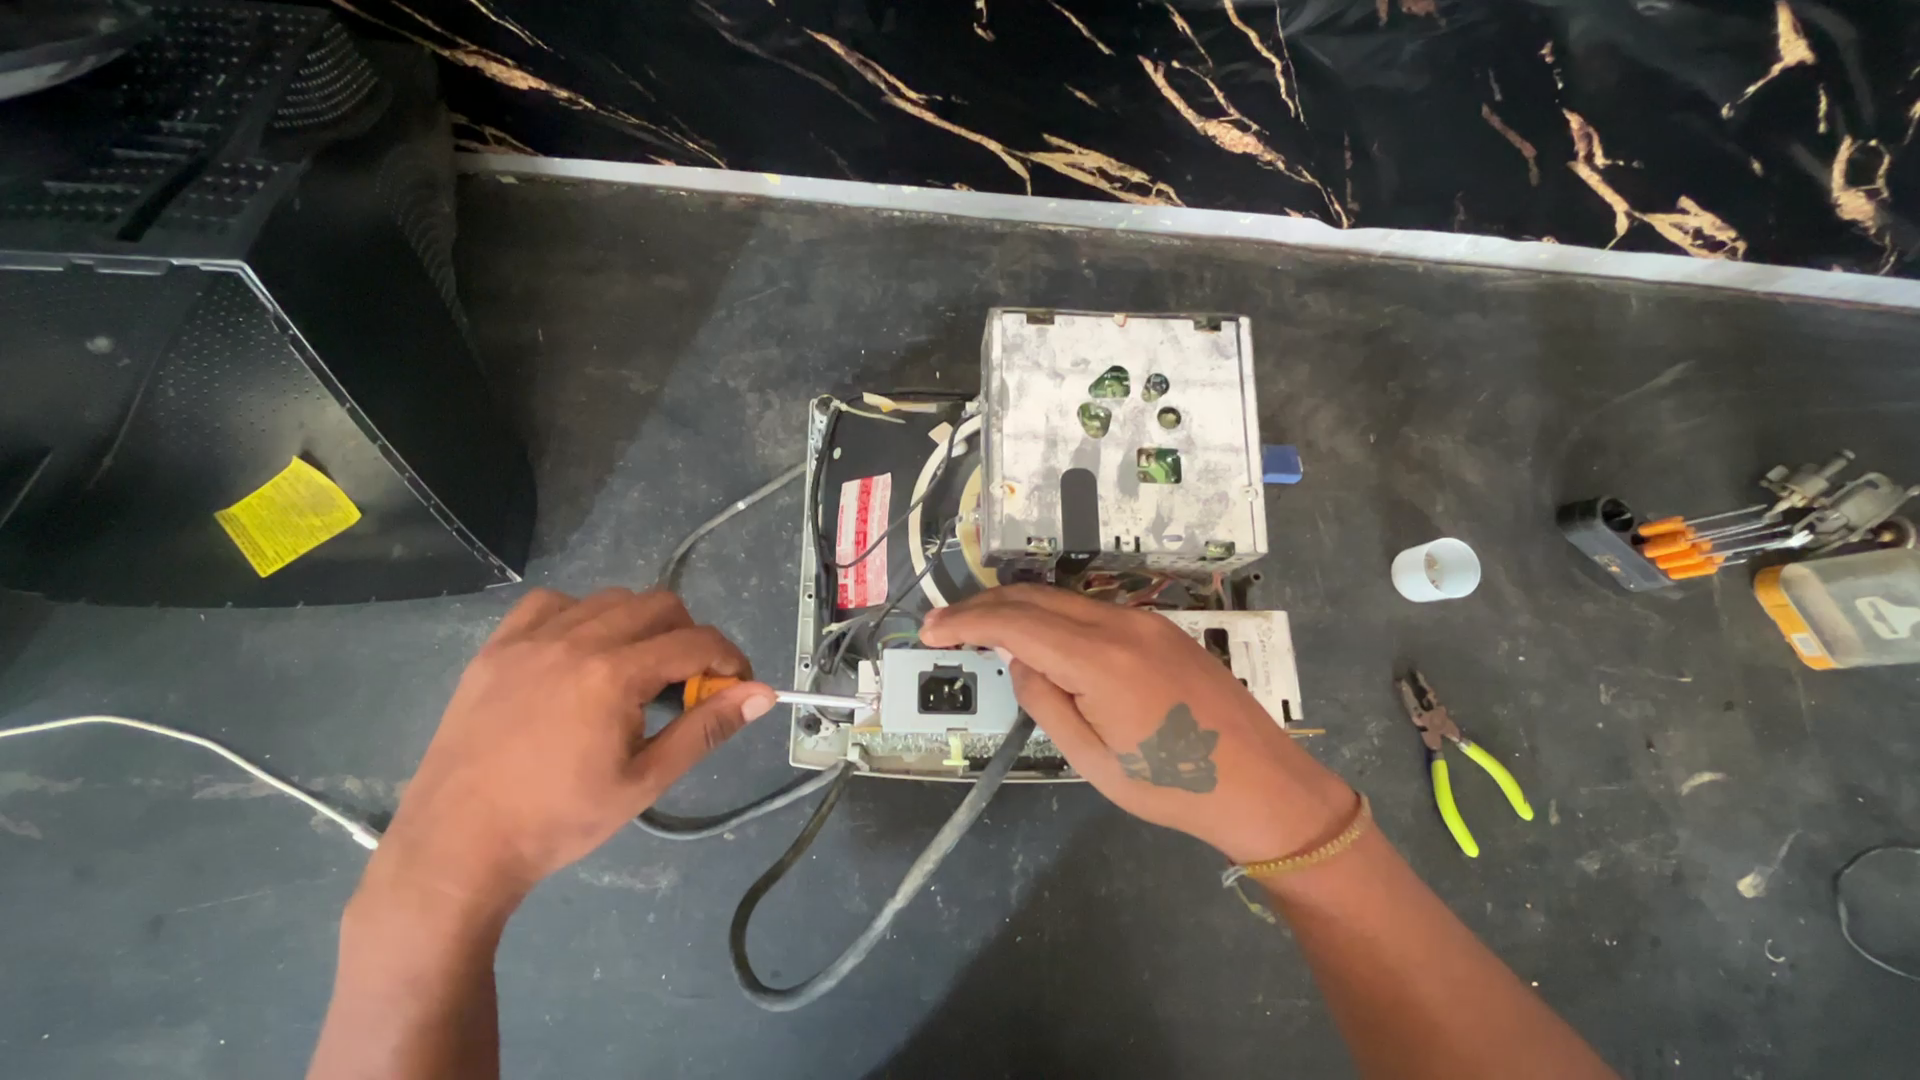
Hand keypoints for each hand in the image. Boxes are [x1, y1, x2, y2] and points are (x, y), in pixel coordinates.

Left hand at [362, 587, 775, 922]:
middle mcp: (575, 640)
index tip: (737, 685)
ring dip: (639, 624)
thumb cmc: (559, 820)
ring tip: (635, 670)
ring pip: (609, 599)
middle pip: (658, 605)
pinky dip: (580, 615)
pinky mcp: (495, 649)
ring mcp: (529, 640)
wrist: (457, 847)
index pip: (696, 642)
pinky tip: (579, 652)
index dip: (729, 659)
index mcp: (614, 675)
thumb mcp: (645, 781)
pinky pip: (550, 603)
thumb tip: (762, 694)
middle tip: (687, 683)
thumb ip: (706, 728)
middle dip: (689, 636)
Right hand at [920, 585, 1353, 862]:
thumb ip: (1046, 701)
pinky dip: (1053, 615)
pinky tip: (1039, 635)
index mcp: (1099, 659)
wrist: (1262, 784)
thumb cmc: (1172, 787)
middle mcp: (1120, 624)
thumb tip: (1019, 660)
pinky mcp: (1162, 628)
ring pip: (1064, 598)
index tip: (929, 630)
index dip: (965, 622)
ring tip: (981, 628)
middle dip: (983, 606)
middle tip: (944, 625)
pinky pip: (1092, 609)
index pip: (1015, 623)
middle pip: (1035, 598)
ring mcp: (1145, 621)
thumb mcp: (1092, 760)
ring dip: (1017, 607)